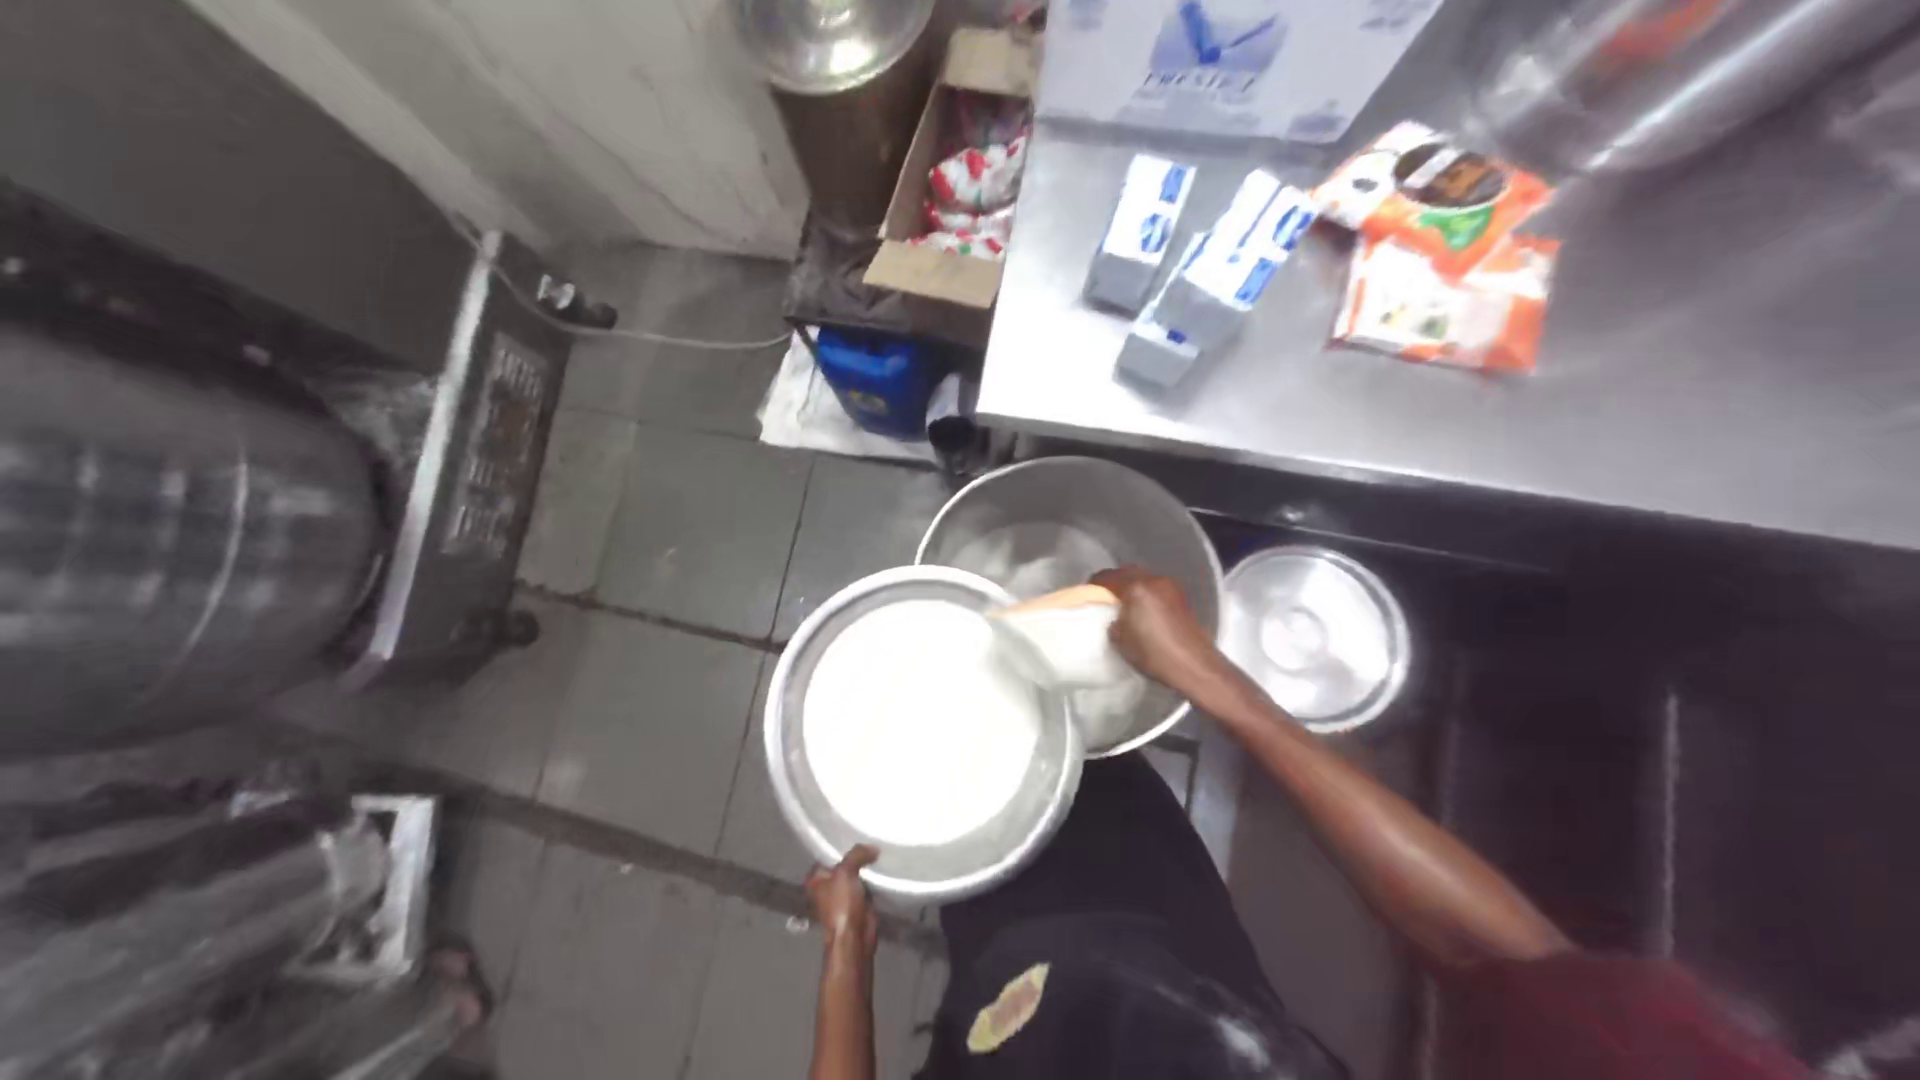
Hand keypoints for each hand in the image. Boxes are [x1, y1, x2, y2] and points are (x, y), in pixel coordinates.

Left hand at [806, 845, 878, 955]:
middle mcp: (825, 887)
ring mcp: (841, 896)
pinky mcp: (856, 904)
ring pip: (855, 875)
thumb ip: (857, 854)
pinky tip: (882, 868)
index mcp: (815, 879)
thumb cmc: (841, 903)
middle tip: (871, 841)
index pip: (827, 855)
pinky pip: (864, 886)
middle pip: (842, 864)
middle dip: (856, 856)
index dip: (840, 845)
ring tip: (879, 851)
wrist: (854, 936)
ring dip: (865, 868)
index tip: (855, 834)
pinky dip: (872, 880)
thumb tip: (873, 847)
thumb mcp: (845, 872)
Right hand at [1091, 566, 1234, 698]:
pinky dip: (1146, 593)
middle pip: (1126, 572)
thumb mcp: (1121, 641)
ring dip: (1131, 587)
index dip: (1093, 584)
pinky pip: (1156, 588)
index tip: (1087, 595)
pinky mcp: (1181, 597)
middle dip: (1113, 582)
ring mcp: (1170, 587)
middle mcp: (1153, 580)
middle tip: (1104, 598)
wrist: (1196, 666)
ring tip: (1123, 605)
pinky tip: (1143, 610)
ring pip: (1143, 578)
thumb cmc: (1154, 654)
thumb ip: (1113, 622)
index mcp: (1135, 588)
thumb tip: (1115, 618)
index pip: (1107, 576)